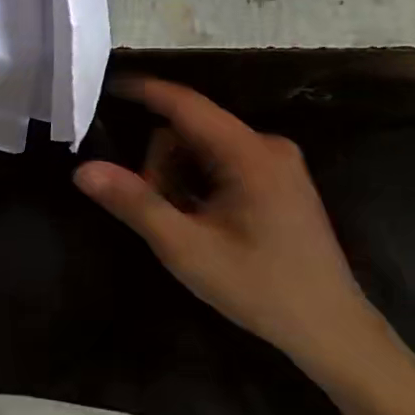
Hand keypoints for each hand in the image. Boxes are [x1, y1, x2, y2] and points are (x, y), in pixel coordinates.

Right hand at [74, 76, 386, 373]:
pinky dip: (200, 185)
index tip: (106, 85)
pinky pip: (223, 163)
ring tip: (185, 226)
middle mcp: (267, 146)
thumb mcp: (186, 248)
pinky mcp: (280, 182)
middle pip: (190, 132)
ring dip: (180, 179)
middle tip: (161, 213)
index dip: (144, 91)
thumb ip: (134, 204)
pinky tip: (205, 223)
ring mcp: (278, 164)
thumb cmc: (259, 287)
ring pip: (203, 149)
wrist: (331, 330)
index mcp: (250, 153)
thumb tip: (83, 170)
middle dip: (162, 165)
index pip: (186, 105)